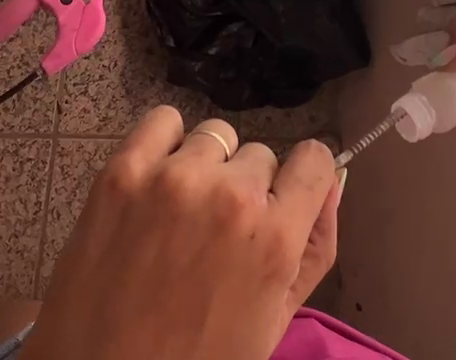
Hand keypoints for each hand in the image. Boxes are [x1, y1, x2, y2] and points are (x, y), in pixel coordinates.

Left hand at [22, 108, 341, 359]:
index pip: (314, 160)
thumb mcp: (274, 319)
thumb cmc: (196, 358)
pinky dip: (165, 142)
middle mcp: (230, 196)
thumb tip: (332, 181)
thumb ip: (316, 247)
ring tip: (179, 212)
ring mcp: (173, 178)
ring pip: (214, 137)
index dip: (301, 181)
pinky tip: (156, 179)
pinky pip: (163, 120)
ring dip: (206, 167)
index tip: (281, 199)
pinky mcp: (123, 170)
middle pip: (259, 154)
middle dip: (246, 187)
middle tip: (214, 232)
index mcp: (274, 238)